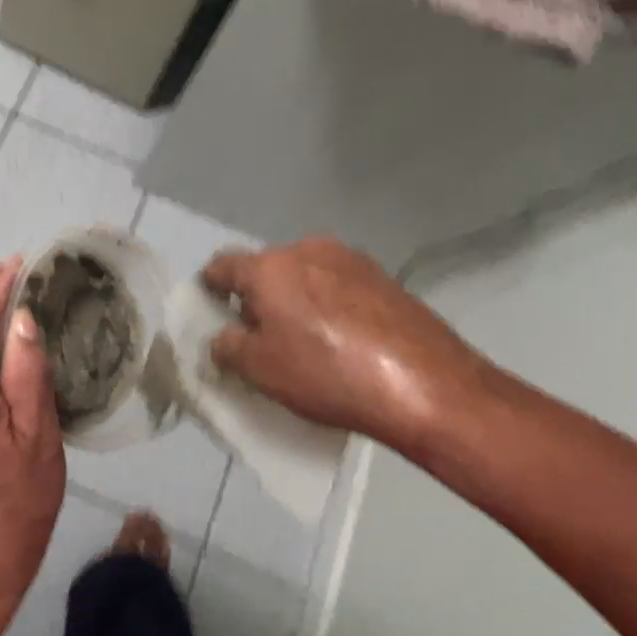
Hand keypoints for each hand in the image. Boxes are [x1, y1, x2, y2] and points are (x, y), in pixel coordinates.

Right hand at [202, 238, 495, 449]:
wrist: (427, 386)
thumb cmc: (328, 374)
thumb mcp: (260, 370)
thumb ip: (228, 347)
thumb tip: (224, 337)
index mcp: (268, 266)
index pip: (221, 266)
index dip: (209, 289)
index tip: (211, 314)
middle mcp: (306, 249)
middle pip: (266, 269)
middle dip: (257, 298)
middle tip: (260, 338)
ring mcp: (350, 259)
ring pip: (304, 276)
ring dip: (296, 300)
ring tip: (305, 341)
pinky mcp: (383, 276)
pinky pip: (337, 286)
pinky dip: (329, 306)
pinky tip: (341, 340)